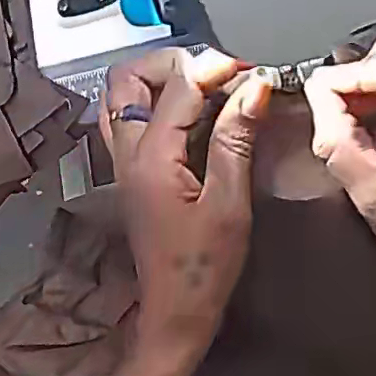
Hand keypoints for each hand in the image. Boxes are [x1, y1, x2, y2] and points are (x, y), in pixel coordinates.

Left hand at [101, 48, 272, 375]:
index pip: (178, 88)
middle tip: (216, 74)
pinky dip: (156, 107)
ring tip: (204, 89)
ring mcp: (124, 166)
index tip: (251, 72)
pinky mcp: (132, 178)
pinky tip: (192, 119)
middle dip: (172, 64)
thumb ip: (236, 139)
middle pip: (127, 80)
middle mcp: (126, 155)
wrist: (175, 311)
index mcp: (150, 158)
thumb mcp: (229, 203)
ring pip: (121, 99)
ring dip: (158, 82)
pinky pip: (129, 124)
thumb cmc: (204, 267)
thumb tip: (254, 87)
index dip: (216, 69)